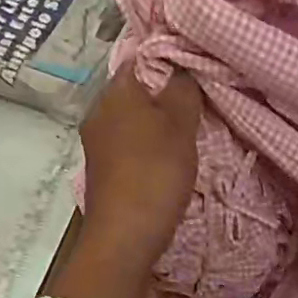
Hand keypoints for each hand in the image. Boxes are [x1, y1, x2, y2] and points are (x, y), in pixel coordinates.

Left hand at [78, 68, 203, 272]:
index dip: (170, 61)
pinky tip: (167, 162)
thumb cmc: (154, 175)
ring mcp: (98, 146)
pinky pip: (130, 148)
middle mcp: (99, 113)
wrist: (124, 238)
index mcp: (115, 93)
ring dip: (157, 125)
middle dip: (165, 96)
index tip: (198, 71)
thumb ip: (183, 90)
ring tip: (188, 134)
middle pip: (136, 92)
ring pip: (133, 122)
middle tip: (199, 104)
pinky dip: (149, 149)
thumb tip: (181, 67)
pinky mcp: (104, 174)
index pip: (141, 59)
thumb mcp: (179, 125)